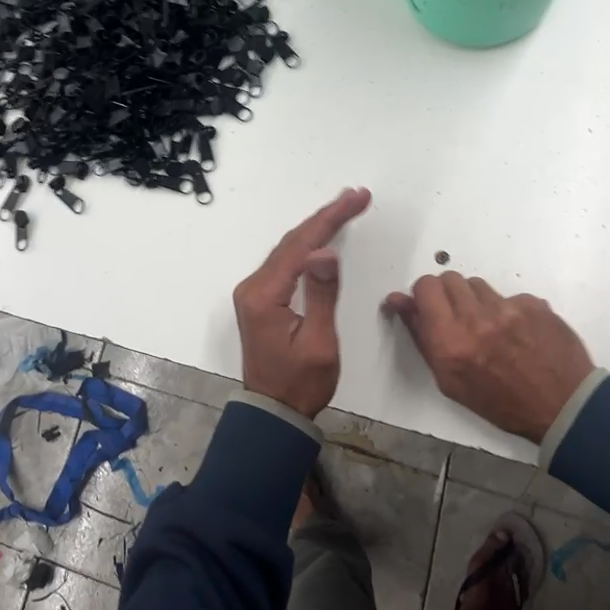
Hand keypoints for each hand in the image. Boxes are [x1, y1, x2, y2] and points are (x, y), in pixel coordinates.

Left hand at [232, 187, 372, 417]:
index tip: (356, 199)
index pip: (301, 245)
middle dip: (326, 216)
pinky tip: (321, 235)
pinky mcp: (260, 298)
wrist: (274, 413)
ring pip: (288, 248)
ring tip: (344, 206)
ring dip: (316, 227)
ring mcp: (254, 291)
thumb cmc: (301, 384)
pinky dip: (306, 243)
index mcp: (265, 295)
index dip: (331, 219)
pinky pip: (285, 261)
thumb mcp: (319, 344)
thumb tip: (324, 252)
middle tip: (356, 196)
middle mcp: (253, 287)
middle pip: (293, 241)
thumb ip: (322, 295)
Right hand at [384, 272, 593, 443]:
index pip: (424, 287)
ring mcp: (507, 308)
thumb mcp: (449, 381)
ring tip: (492, 328)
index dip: (425, 295)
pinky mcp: (533, 304)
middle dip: (449, 294)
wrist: (562, 408)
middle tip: (461, 318)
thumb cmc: (500, 402)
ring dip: (477, 300)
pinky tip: (519, 333)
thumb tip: (397, 300)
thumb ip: (420, 335)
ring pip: (478, 284)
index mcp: (449, 341)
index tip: (432, 308)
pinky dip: (508, 309)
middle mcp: (476, 319)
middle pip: (449, 278)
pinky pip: (509, 295)